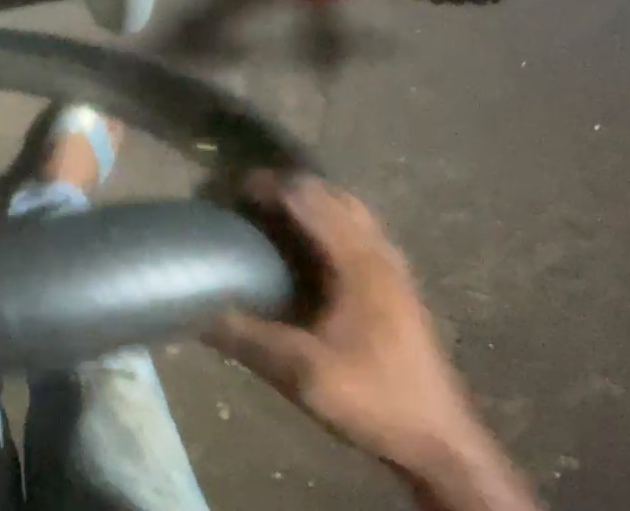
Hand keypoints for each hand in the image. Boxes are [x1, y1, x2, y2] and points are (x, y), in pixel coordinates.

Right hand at [205, 173, 537, 510]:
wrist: (441, 443)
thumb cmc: (372, 398)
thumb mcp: (299, 371)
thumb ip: (243, 336)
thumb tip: (188, 310)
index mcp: (358, 263)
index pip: (307, 198)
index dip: (264, 186)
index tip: (224, 191)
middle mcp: (379, 254)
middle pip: (331, 194)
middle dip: (285, 188)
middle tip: (242, 200)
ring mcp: (394, 270)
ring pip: (349, 212)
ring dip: (308, 204)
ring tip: (267, 218)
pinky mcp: (396, 287)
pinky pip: (356, 233)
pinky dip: (324, 225)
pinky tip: (300, 252)